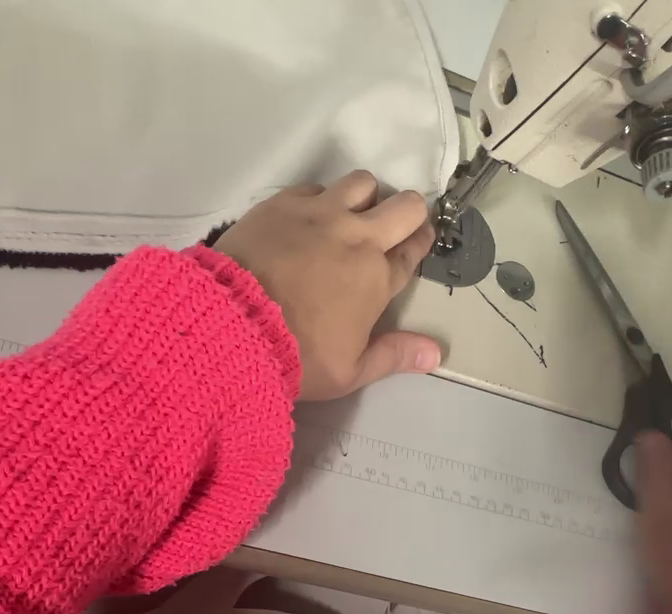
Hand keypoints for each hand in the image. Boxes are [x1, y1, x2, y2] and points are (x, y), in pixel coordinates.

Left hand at [216, 171, 440, 400]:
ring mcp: (321, 214)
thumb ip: (394, 356)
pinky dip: (319, 199)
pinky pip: (315, 187)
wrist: (235, 326)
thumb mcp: (350, 371)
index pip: (412, 252)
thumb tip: (436, 353)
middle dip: (407, 214)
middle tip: (390, 230)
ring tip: (348, 218)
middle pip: (404, 206)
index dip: (417, 247)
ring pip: (362, 183)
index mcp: (378, 278)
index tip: (414, 246)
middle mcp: (358, 237)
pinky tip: (307, 220)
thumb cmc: (299, 356)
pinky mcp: (284, 203)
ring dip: (364, 198)